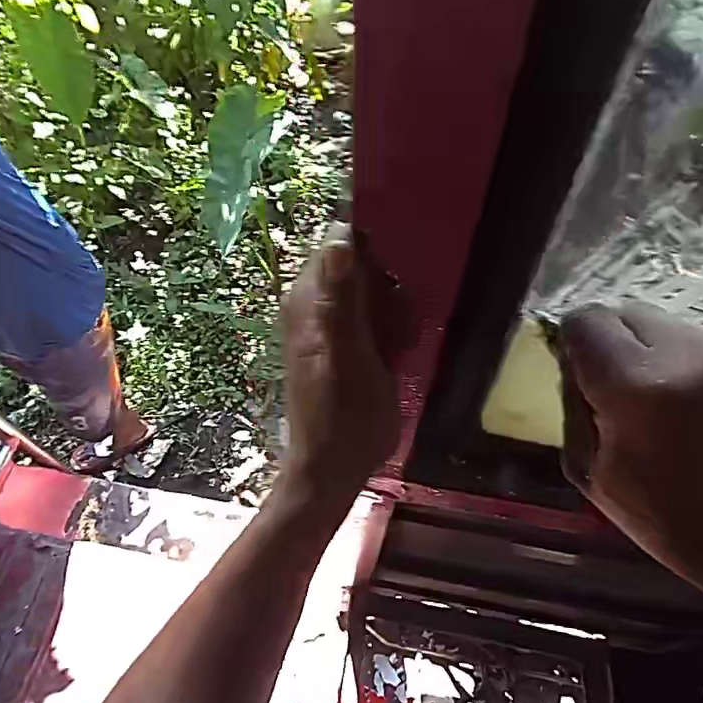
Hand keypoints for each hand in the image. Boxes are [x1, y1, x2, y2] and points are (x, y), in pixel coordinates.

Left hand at [278, 227, 400, 494]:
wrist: (335, 465)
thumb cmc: (343, 416)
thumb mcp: (348, 357)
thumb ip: (342, 300)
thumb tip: (340, 237)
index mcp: (307, 299)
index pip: (341, 242)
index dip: (374, 259)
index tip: (389, 291)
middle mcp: (314, 303)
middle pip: (363, 266)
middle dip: (388, 292)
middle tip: (393, 331)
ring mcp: (330, 322)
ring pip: (376, 291)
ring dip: (395, 314)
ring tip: (395, 348)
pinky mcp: (347, 341)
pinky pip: (376, 315)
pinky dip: (391, 330)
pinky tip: (395, 354)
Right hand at [557, 302, 702, 590]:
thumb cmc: (682, 528)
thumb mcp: (594, 478)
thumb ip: (576, 409)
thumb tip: (576, 364)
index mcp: (639, 389)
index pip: (587, 321)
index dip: (577, 343)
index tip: (587, 372)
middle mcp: (697, 354)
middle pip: (631, 313)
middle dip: (621, 346)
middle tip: (635, 394)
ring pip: (681, 330)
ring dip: (670, 360)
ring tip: (691, 413)